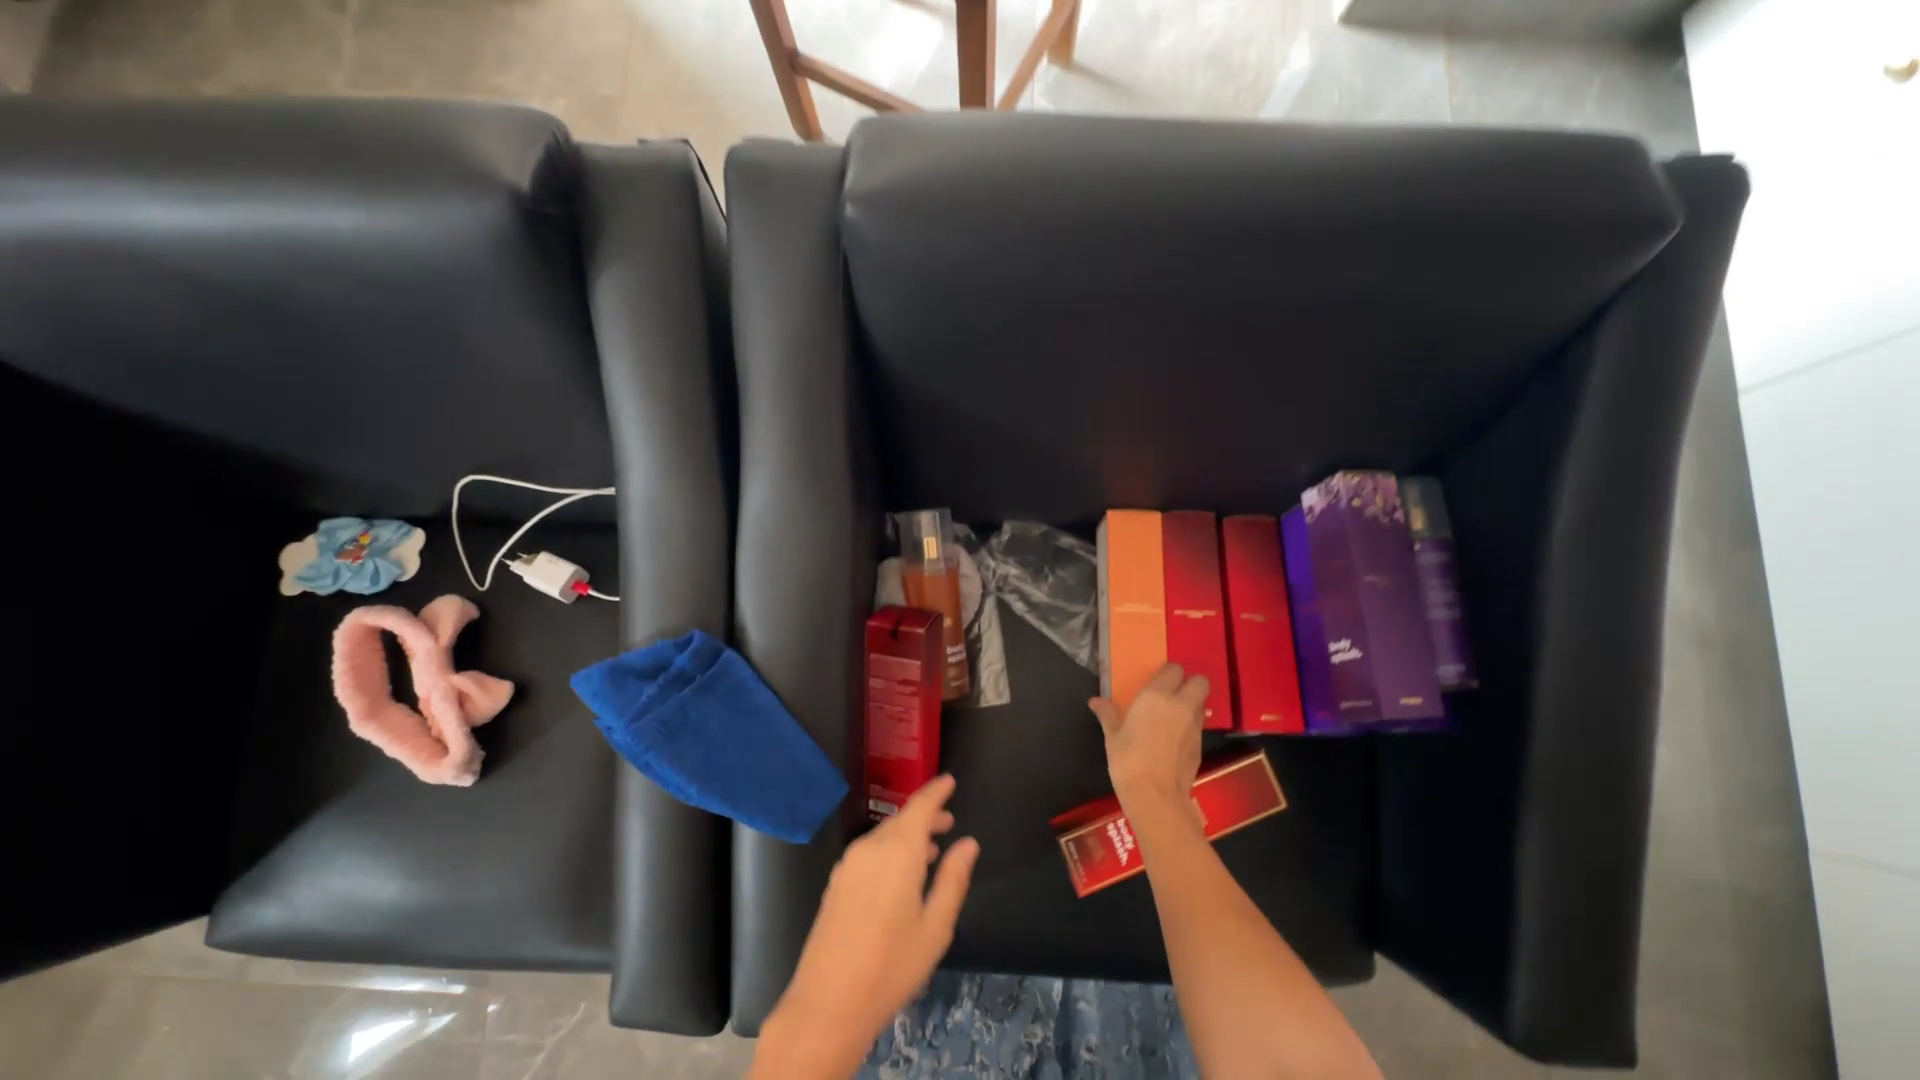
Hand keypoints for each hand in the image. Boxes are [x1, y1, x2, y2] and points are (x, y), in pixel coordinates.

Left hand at [752, 775, 979, 1078]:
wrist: (828, 1002)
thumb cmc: (892, 966)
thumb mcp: (935, 926)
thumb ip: (953, 879)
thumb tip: (967, 844)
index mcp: (897, 853)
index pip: (919, 807)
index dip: (936, 792)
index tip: (949, 780)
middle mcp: (869, 849)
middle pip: (900, 820)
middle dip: (925, 816)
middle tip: (949, 822)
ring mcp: (847, 866)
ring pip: (883, 837)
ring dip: (907, 836)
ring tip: (931, 850)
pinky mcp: (836, 884)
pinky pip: (869, 853)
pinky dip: (890, 851)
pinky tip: (901, 875)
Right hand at [1089, 663, 1206, 810]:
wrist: (1154, 794)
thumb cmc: (1127, 759)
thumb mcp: (1112, 735)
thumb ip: (1107, 714)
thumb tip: (1095, 701)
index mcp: (1157, 695)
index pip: (1174, 669)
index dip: (1168, 673)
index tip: (1157, 682)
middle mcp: (1181, 705)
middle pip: (1200, 682)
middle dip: (1191, 684)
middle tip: (1173, 695)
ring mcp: (1194, 726)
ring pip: (1201, 705)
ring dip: (1191, 707)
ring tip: (1174, 719)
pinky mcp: (1201, 746)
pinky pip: (1198, 728)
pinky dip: (1190, 729)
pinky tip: (1174, 742)